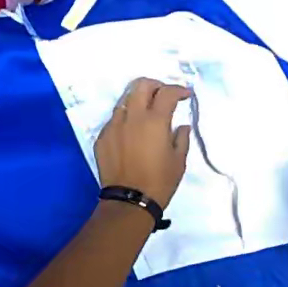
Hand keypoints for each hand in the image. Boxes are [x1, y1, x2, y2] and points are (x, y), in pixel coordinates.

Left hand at [95, 78, 191, 206]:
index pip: (167, 93)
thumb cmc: (160, 182)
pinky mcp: (102, 137)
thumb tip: (182, 126)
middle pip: (141, 85)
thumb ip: (181, 138)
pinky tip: (131, 130)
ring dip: (138, 99)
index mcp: (155, 121)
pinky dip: (125, 117)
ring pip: (125, 99)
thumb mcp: (179, 161)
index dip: (179, 90)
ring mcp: (114, 125)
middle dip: (155, 85)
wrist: (129, 201)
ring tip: (146, 111)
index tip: (185, 95)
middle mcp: (132, 117)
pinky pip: (114, 118)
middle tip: (163, 95)